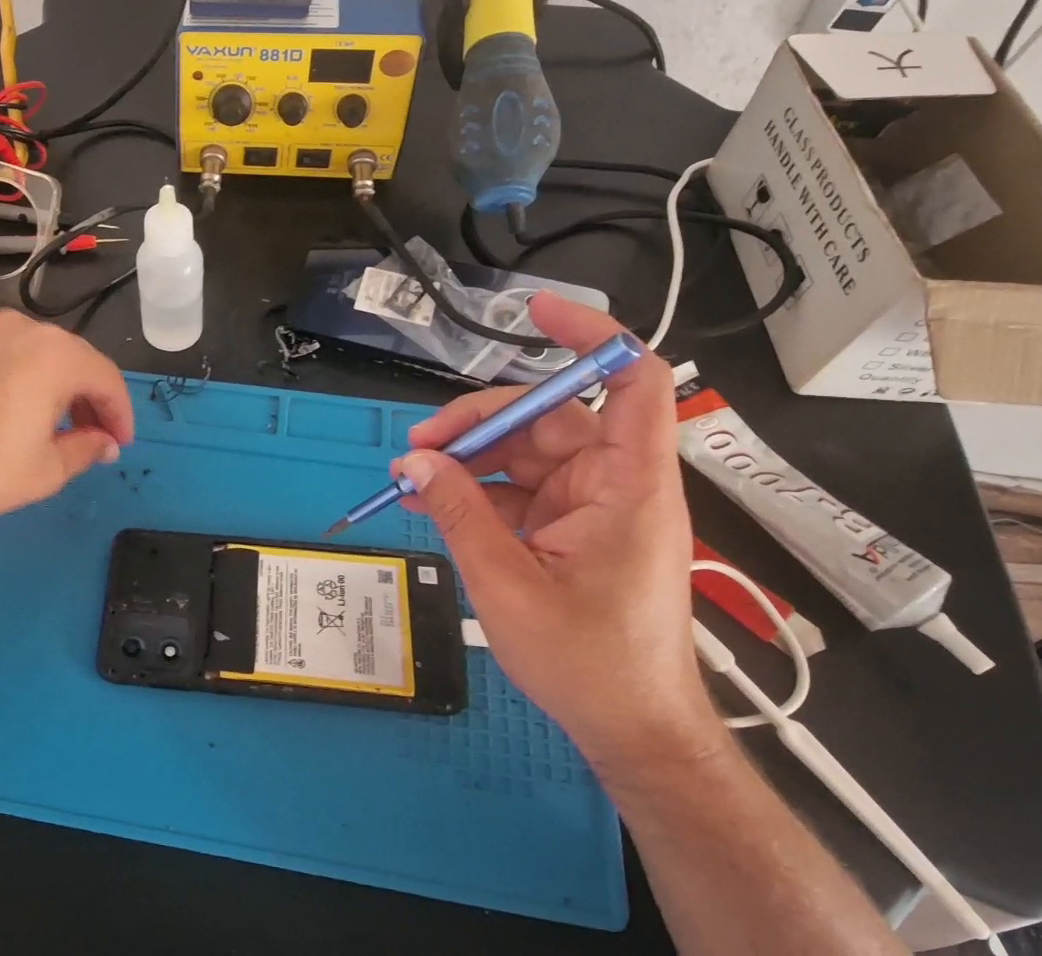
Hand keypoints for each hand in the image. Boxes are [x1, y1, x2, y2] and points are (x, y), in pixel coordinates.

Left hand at [0, 310, 133, 533]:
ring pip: (33, 353)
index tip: (119, 443)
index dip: (120, 413)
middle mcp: (21, 329)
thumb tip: (105, 442)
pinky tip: (4, 408)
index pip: (106, 379)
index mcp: (56, 356)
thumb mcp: (47, 471)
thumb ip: (87, 449)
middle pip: (72, 359)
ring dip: (51, 384)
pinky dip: (13, 377)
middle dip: (87, 398)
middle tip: (90, 435)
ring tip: (47, 422)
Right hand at [393, 295, 722, 773]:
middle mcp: (614, 483)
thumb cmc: (587, 661)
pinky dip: (476, 495)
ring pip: (524, 454)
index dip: (591, 337)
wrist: (629, 728)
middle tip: (416, 449)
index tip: (535, 312)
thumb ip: (459, 514)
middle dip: (478, 424)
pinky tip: (432, 505)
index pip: (631, 382)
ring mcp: (591, 507)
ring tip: (411, 481)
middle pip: (549, 418)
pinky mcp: (570, 531)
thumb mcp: (507, 584)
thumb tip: (414, 464)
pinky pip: (518, 492)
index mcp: (627, 486)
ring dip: (467, 461)